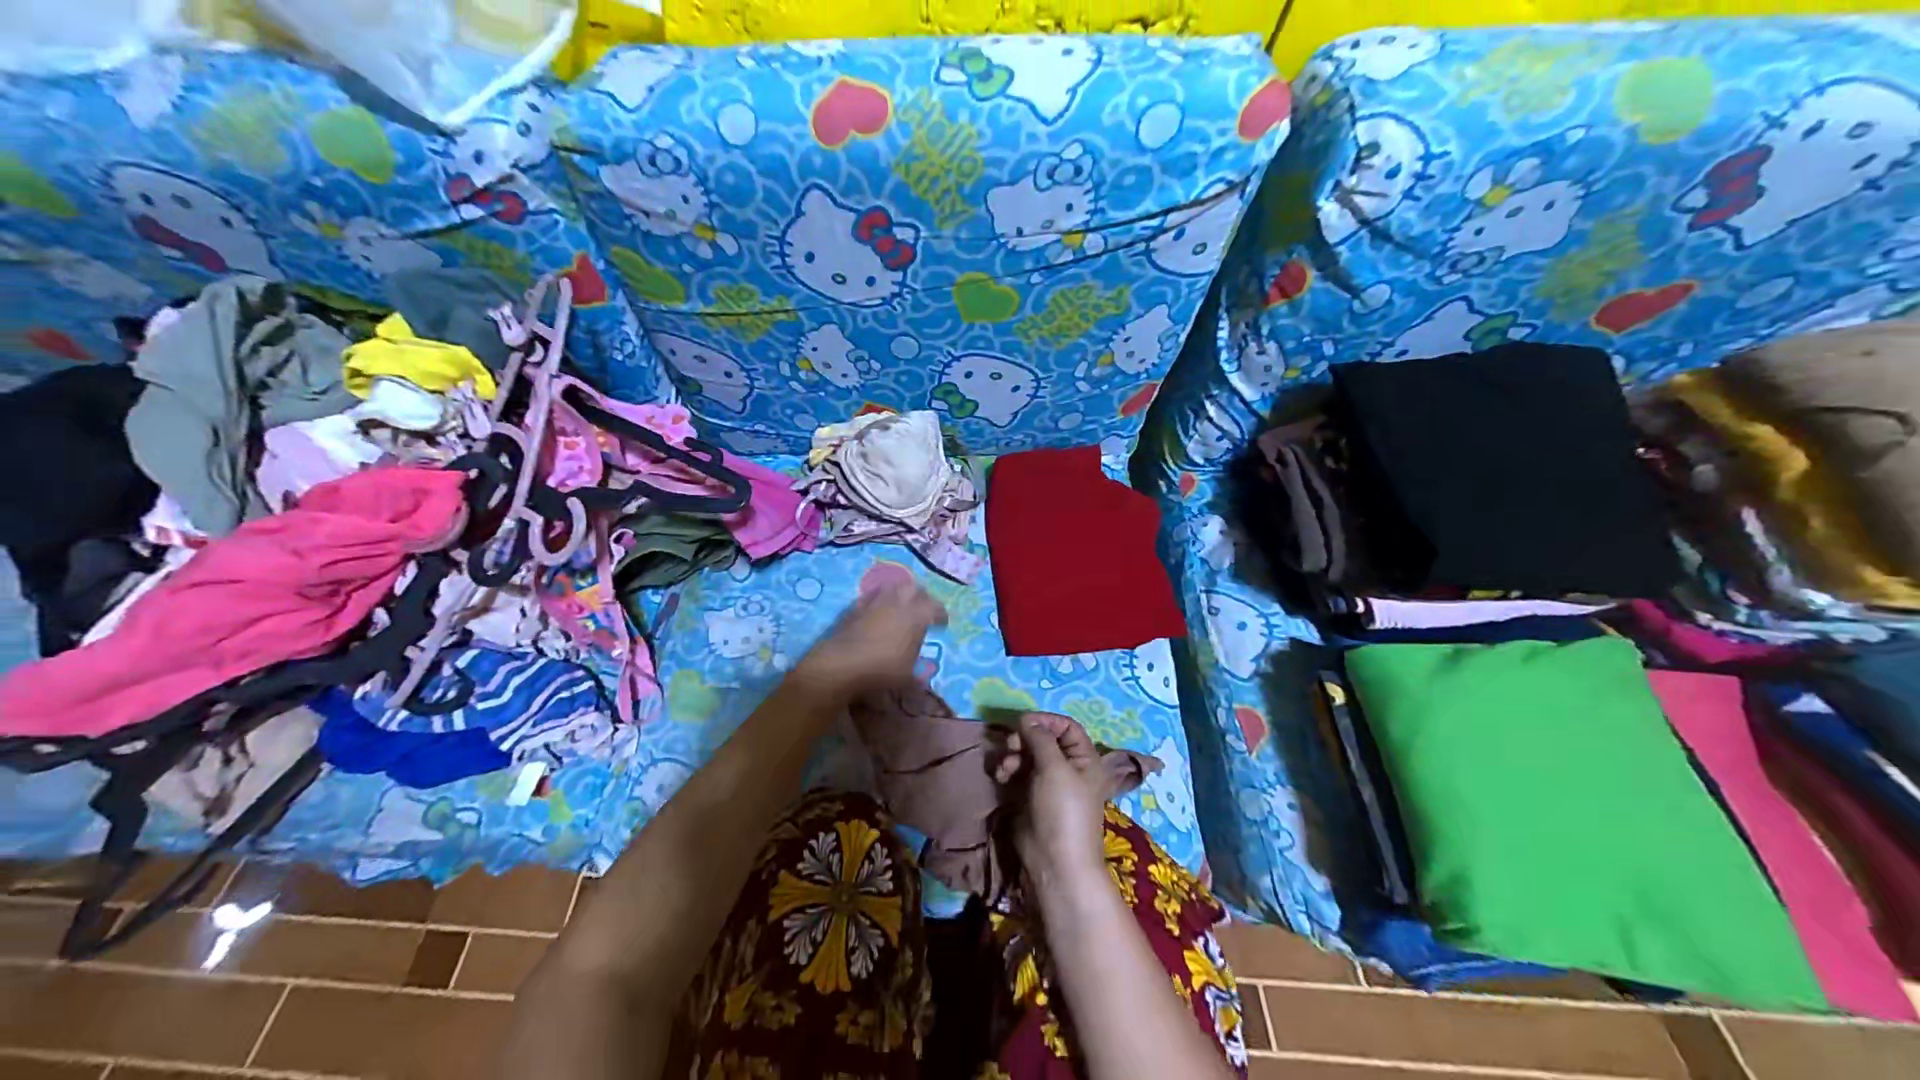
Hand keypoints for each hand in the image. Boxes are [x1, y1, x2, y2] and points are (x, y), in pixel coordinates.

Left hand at [792, 580, 947, 698]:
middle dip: (922, 598)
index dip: (941, 615)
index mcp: (917, 616)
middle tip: (923, 610)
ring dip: (900, 594)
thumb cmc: (881, 670)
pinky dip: (879, 601)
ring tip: (901, 607)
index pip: (936, 608)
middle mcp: (899, 602)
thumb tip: (921, 678)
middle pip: (915, 589)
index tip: (941, 624)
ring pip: (893, 587)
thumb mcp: (906, 677)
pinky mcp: (856, 605)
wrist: (840, 664)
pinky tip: (877, 612)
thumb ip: (917, 674)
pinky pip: (873, 596)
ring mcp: (876, 601)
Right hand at [995, 712, 1109, 894]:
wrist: (1054, 861)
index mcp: (1085, 759)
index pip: (1067, 727)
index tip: (1023, 722)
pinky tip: (1000, 778)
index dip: (1046, 721)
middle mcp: (1067, 768)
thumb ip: (1040, 738)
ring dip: (1012, 756)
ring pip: (1026, 756)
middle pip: (1043, 740)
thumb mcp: (1055, 768)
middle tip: (1010, 745)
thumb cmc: (1063, 810)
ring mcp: (1046, 783)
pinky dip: (1007, 771)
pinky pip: (1016, 774)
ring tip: (1004, 769)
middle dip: (1023, 739)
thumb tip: (1026, 718)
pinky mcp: (1028, 797)